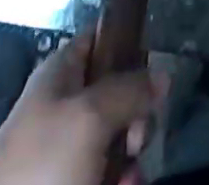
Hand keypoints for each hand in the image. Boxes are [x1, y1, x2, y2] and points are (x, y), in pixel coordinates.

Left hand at [0, 34, 160, 184]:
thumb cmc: (45, 166)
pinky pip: (112, 170)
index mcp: (60, 74)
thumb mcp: (90, 116)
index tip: (151, 69)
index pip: (100, 39)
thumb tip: (162, 75)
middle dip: (137, 115)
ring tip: (128, 177)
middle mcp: (65, 105)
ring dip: (133, 156)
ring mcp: (69, 148)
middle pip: (118, 91)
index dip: (128, 46)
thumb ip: (129, 89)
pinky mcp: (76, 180)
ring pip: (119, 136)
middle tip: (135, 139)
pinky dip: (123, 180)